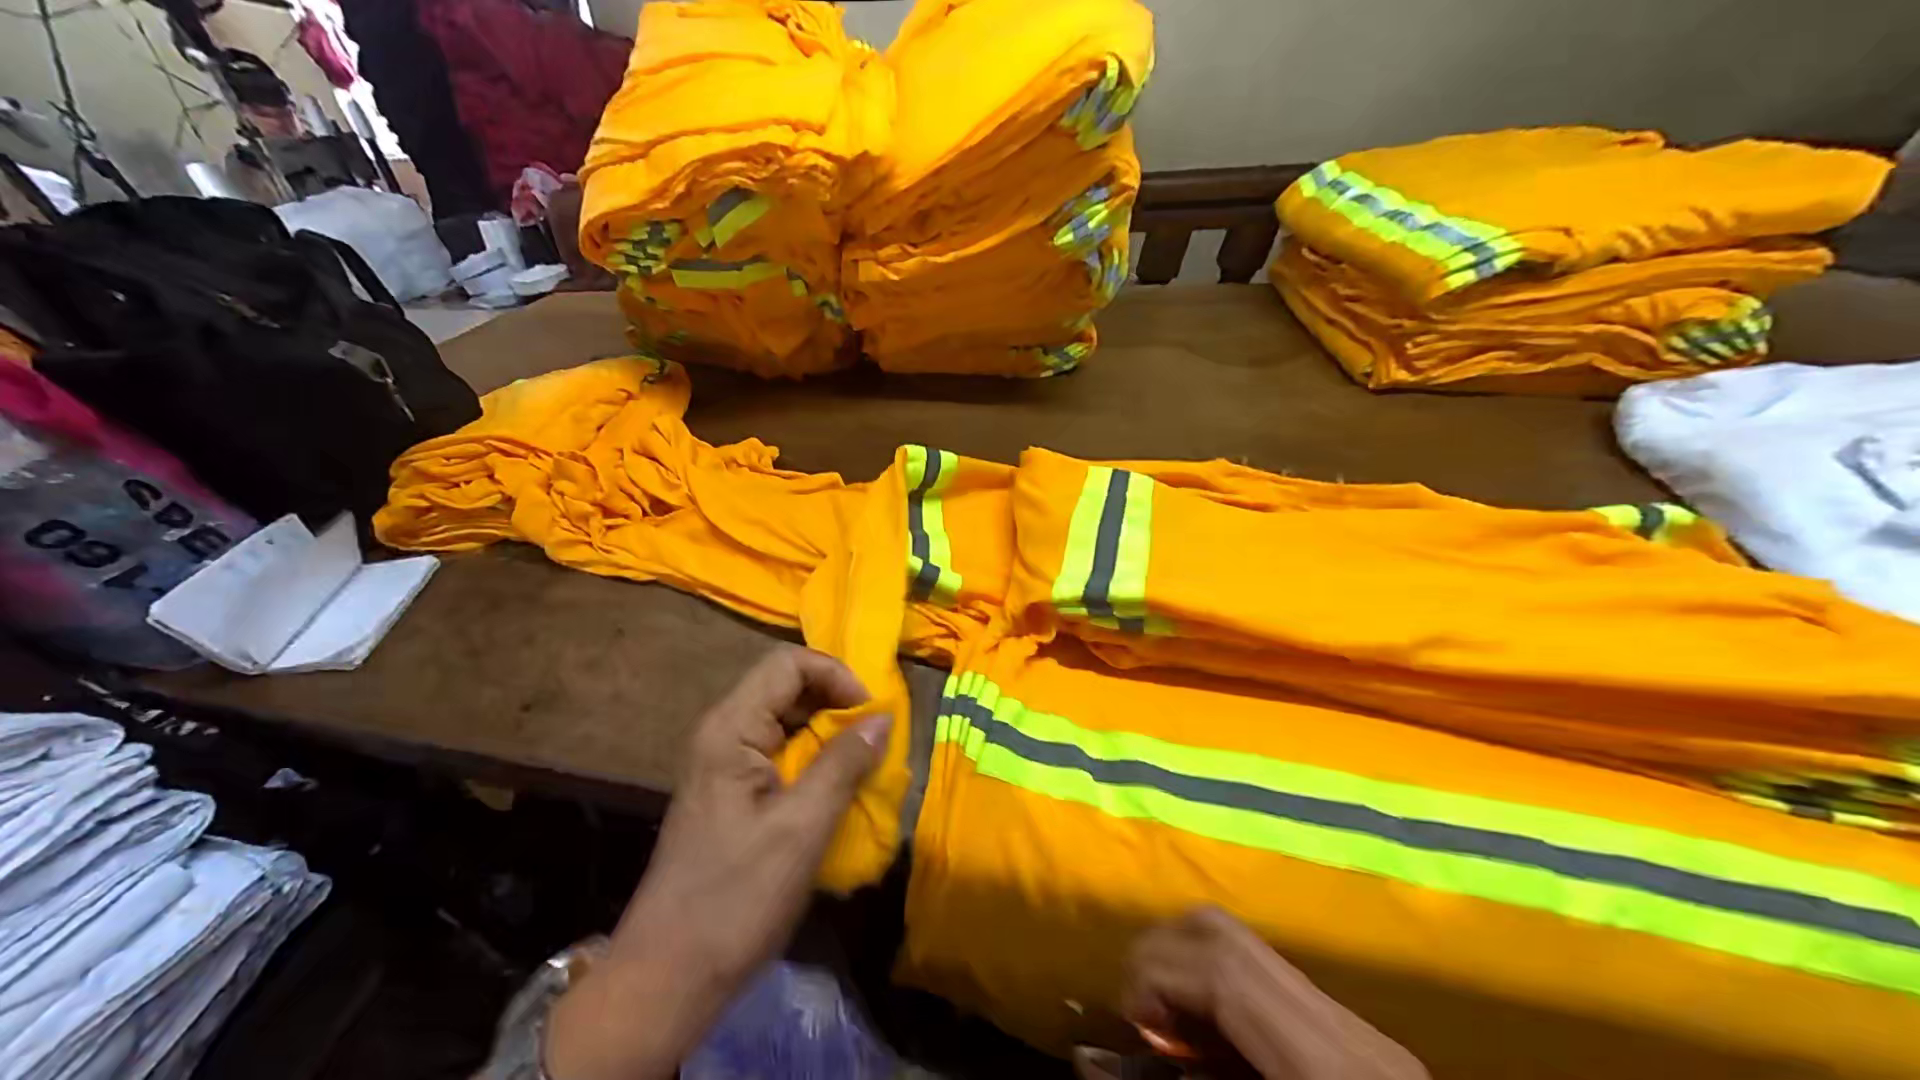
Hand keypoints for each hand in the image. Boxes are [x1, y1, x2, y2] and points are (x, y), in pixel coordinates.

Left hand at [545, 647, 890, 1079]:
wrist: (669, 975)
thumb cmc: (736, 896)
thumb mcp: (801, 827)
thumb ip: (843, 764)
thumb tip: (882, 717)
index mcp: (730, 729)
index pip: (788, 664)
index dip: (836, 675)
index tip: (870, 714)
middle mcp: (723, 734)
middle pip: (787, 688)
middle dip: (836, 703)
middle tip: (874, 738)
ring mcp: (724, 765)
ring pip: (786, 722)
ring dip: (829, 734)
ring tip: (864, 763)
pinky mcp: (731, 794)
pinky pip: (779, 755)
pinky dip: (814, 760)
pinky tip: (836, 790)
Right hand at [1077, 908, 1426, 1079]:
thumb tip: (1088, 1058)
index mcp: (1324, 1068)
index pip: (1223, 970)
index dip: (1157, 979)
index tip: (1135, 1023)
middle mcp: (1345, 1029)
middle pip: (1222, 931)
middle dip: (1157, 955)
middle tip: (1139, 1012)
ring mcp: (1352, 1023)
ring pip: (1237, 936)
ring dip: (1180, 958)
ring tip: (1166, 1016)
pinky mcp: (1350, 1029)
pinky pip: (1259, 968)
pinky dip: (1211, 980)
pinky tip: (1206, 1027)